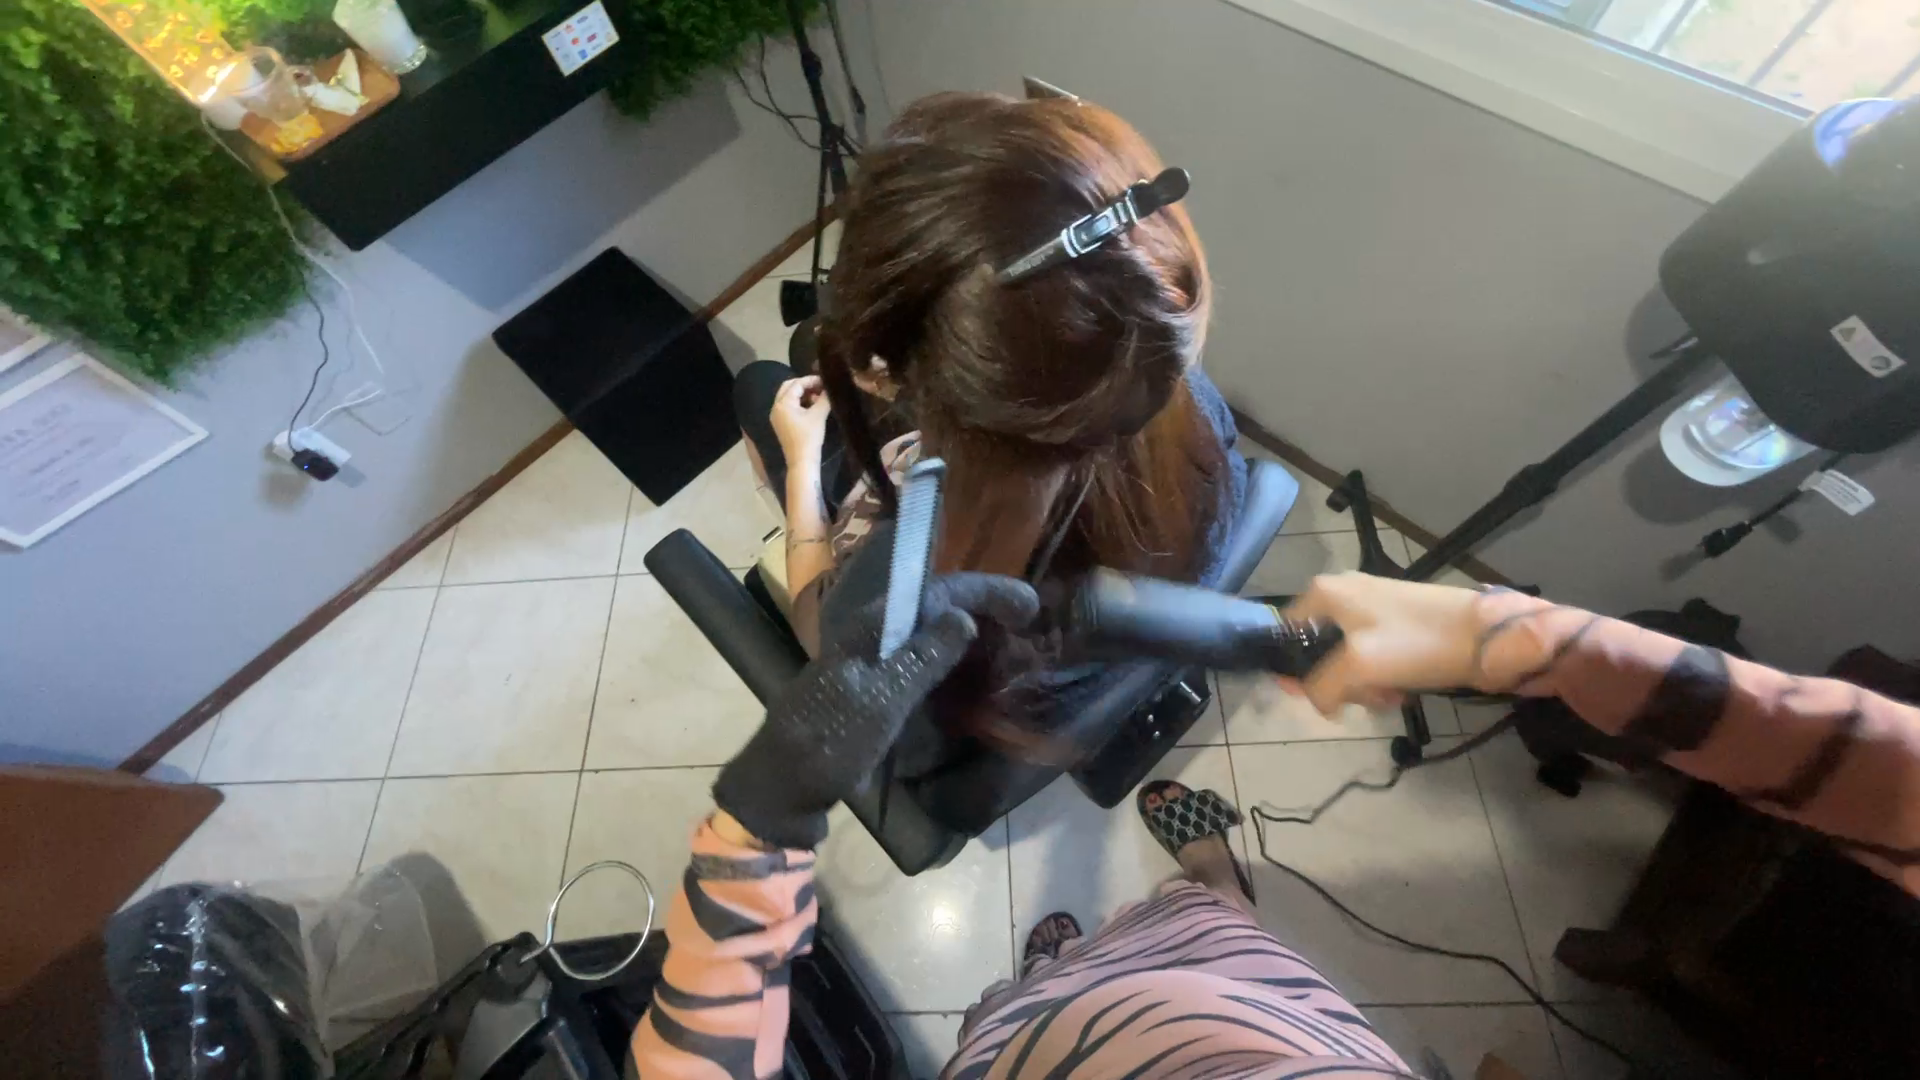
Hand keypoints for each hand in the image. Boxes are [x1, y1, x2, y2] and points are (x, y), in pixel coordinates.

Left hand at [713, 574, 1040, 848]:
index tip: (1029, 603)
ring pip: (932, 630)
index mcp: (874, 626)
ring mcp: (874, 660)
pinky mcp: (876, 686)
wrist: (782, 784)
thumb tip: (964, 614)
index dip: (986, 591)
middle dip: (984, 605)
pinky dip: (954, 658)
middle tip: (1028, 619)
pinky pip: (923, 659)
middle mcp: (875, 633)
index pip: (938, 590)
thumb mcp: (881, 700)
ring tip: (1012, 640)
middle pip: (938, 605)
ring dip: (972, 629)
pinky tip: (974, 672)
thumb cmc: (829, 741)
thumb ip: (922, 657)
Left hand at [769, 376, 830, 463]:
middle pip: (789, 387)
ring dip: (802, 394)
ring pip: (788, 397)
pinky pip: (788, 406)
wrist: (802, 460)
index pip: (796, 384)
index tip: (825, 380)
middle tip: (820, 387)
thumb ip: (824, 398)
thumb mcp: (818, 415)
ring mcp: (777, 416)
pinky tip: (811, 407)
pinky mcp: (780, 423)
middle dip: (804, 385)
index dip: (811, 380)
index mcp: (783, 403)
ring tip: (818, 397)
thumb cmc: (809, 437)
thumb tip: (829, 388)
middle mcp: (776, 407)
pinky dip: (799, 403)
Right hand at [1278, 573, 1484, 716]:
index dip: (1294, 668)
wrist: (1491, 637)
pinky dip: (1380, 675)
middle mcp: (1341, 591)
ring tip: (1388, 695)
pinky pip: (1371, 653)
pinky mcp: (1397, 619)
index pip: (1285, 633)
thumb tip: (1317, 702)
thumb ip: (1322, 686)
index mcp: (1323, 592)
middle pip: (1316, 647)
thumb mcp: (1359, 666)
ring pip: (1344, 655)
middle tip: (1363, 695)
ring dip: (1361, 682)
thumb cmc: (1418, 643)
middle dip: (1336, 679)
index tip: (1313, 695)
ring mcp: (1371, 604)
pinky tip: (1400, 688)